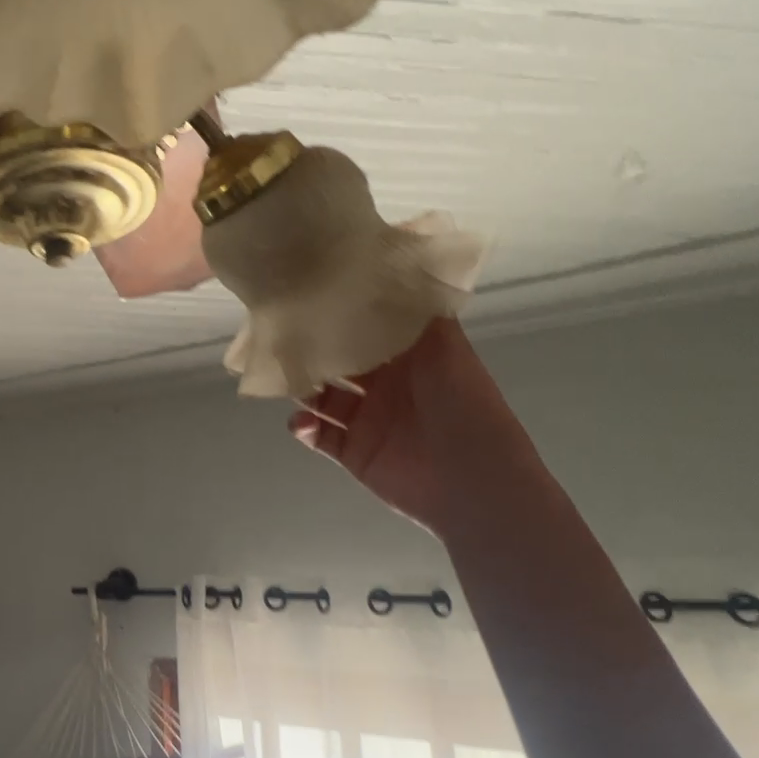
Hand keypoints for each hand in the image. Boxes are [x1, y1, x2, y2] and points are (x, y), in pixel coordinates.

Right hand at [287, 319, 543, 534]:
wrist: (474, 485)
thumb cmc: (466, 410)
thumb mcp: (447, 351)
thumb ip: (415, 317)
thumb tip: (388, 272)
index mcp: (412, 359)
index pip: (371, 330)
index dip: (346, 316)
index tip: (314, 296)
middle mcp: (387, 386)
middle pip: (341, 363)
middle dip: (315, 352)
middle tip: (284, 339)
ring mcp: (367, 421)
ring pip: (322, 398)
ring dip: (303, 390)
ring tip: (285, 382)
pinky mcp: (353, 452)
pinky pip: (318, 436)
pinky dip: (304, 428)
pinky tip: (303, 423)